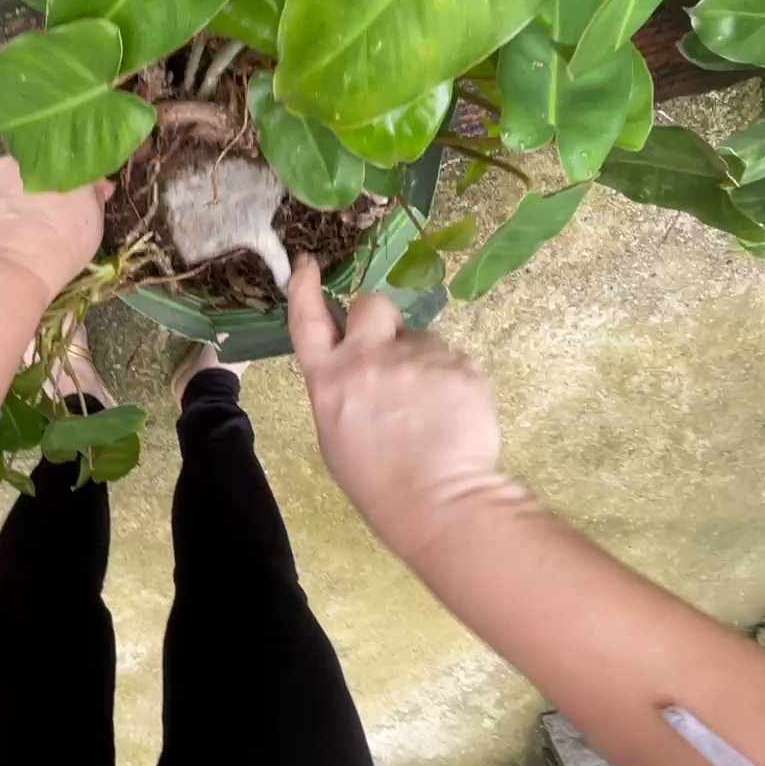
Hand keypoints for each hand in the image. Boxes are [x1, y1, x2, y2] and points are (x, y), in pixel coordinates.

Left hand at [0, 157, 110, 296]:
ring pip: (9, 175)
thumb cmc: (58, 251)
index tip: (77, 202)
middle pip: (40, 168)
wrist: (7, 268)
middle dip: (41, 185)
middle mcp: (33, 158)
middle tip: (41, 214)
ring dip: (12, 190)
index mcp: (67, 166)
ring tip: (12, 222)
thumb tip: (101, 186)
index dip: (77, 185)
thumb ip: (94, 200)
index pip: (75, 167)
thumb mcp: (91, 229)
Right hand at [287, 256, 516, 556]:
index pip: (308, 319)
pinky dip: (451, 379)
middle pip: (372, 304)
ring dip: (421, 359)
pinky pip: (452, 359)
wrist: (438, 502)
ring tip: (429, 405)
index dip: (305, 287)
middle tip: (391, 350)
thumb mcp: (334, 431)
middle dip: (379, 319)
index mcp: (329, 378)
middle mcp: (368, 358)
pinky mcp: (459, 365)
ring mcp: (416, 358)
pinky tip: (450, 413)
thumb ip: (338, 387)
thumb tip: (352, 367)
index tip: (309, 263)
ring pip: (419, 337)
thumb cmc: (376, 479)